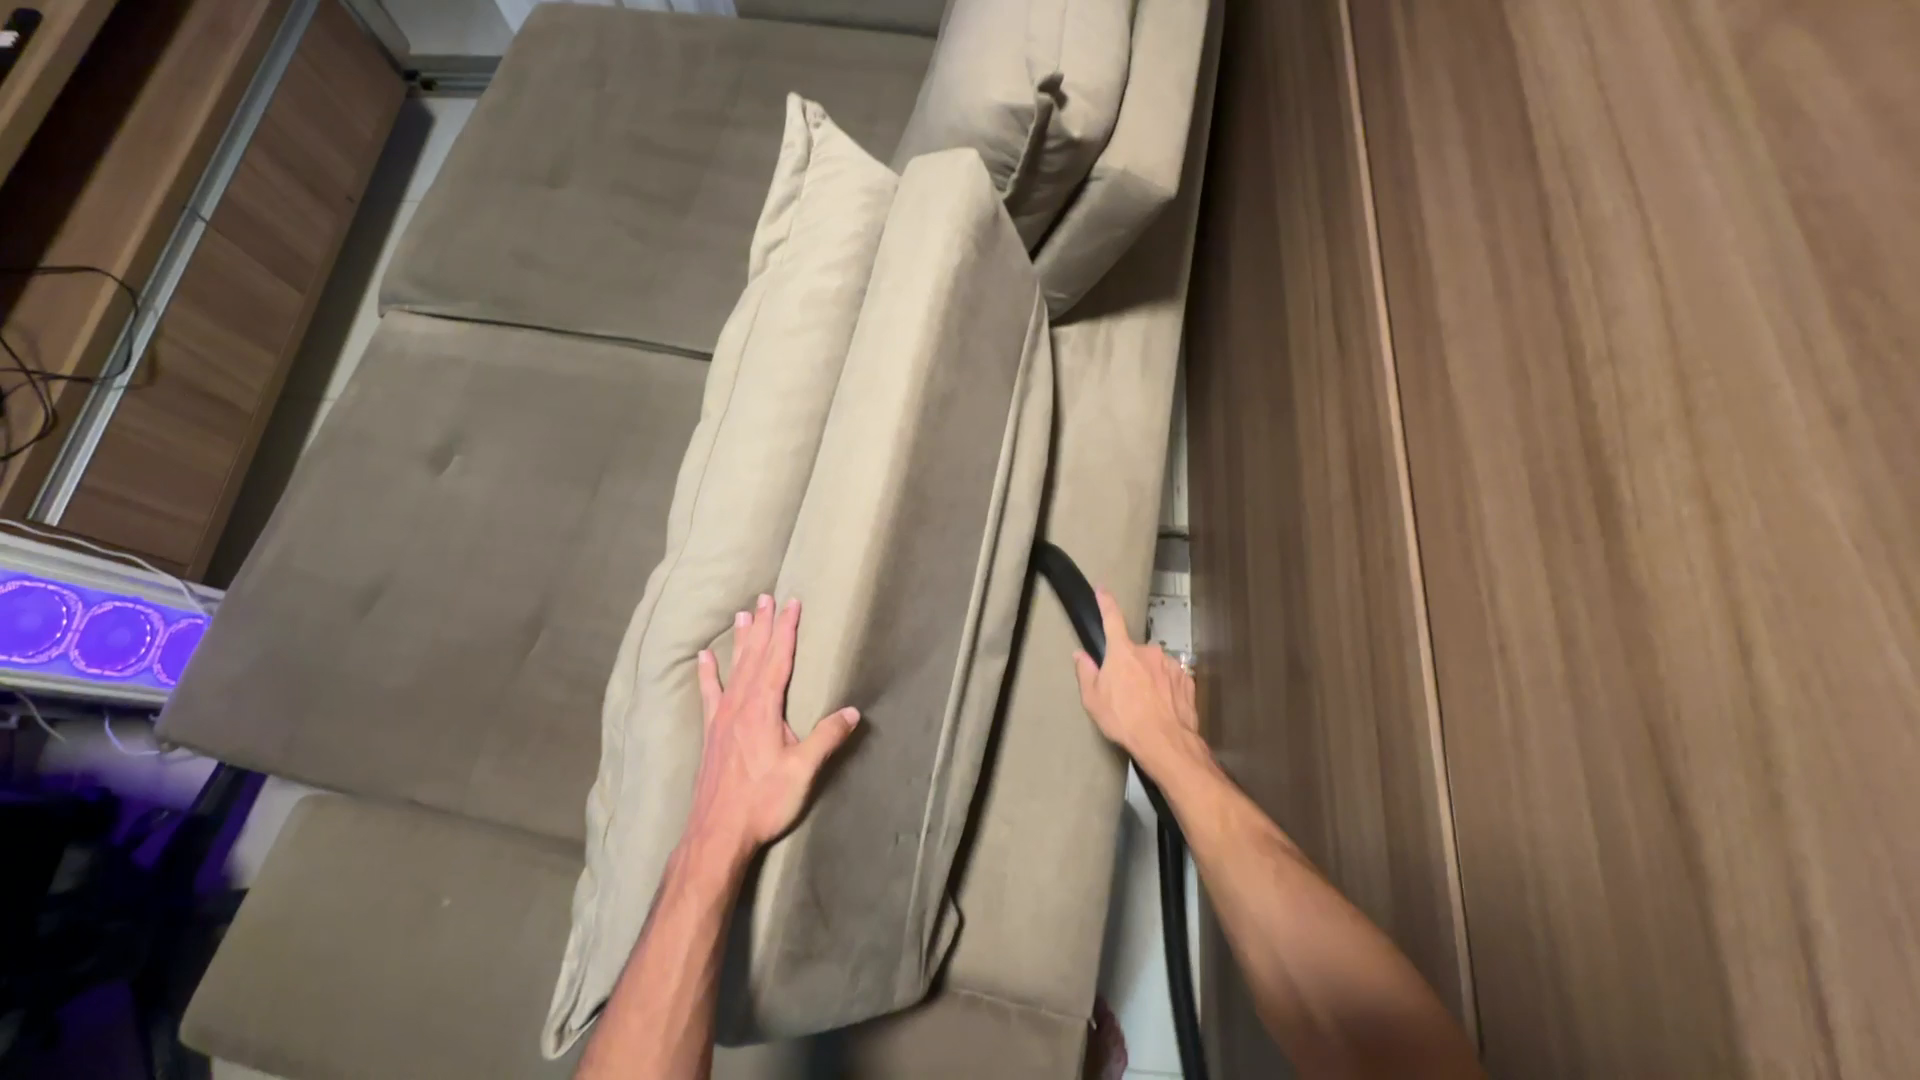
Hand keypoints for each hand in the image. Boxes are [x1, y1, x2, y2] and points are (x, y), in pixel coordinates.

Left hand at [684, 594, 859, 862]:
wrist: (717, 833)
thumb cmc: (763, 801)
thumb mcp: (803, 771)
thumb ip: (827, 738)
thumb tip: (853, 712)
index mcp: (763, 709)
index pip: (778, 660)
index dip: (787, 630)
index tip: (793, 604)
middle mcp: (740, 706)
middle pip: (755, 656)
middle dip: (764, 626)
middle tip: (766, 597)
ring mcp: (722, 718)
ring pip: (734, 669)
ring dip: (741, 641)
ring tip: (743, 614)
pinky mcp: (712, 733)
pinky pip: (709, 694)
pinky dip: (707, 674)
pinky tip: (702, 659)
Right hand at [1073, 587, 1203, 774]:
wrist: (1165, 742)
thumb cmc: (1124, 720)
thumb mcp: (1093, 700)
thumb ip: (1086, 672)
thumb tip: (1080, 655)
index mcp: (1123, 652)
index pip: (1112, 619)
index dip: (1106, 602)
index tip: (1102, 589)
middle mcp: (1148, 652)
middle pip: (1133, 652)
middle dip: (1128, 666)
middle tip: (1124, 691)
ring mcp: (1171, 664)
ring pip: (1154, 666)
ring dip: (1148, 678)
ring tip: (1145, 704)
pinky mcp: (1187, 680)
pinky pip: (1171, 678)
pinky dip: (1165, 688)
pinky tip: (1161, 707)